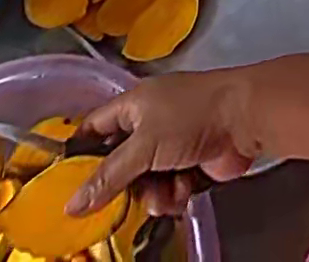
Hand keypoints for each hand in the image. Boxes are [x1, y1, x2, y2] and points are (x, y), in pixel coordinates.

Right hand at [67, 71, 258, 217]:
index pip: (95, 127)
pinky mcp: (190, 162)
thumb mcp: (144, 145)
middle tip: (124, 203)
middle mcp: (150, 121)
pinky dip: (174, 193)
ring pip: (145, 181)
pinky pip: (169, 186)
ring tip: (166, 193)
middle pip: (120, 163)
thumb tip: (70, 204)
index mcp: (134, 104)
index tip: (66, 186)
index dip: (80, 154)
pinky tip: (184, 191)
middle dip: (125, 186)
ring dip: (154, 194)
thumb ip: (109, 176)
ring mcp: (171, 142)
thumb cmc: (189, 118)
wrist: (242, 118)